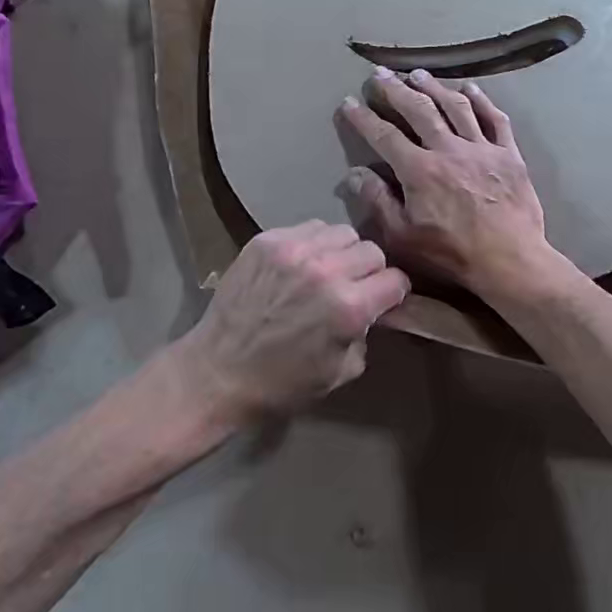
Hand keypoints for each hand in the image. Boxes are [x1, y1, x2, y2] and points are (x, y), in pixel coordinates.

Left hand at [172, 220, 408, 419]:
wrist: (214, 374)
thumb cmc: (281, 384)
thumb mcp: (341, 372)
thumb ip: (365, 335)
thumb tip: (371, 312)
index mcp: (349, 308)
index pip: (396, 280)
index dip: (393, 293)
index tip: (384, 300)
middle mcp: (327, 271)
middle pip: (373, 251)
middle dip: (370, 271)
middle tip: (353, 286)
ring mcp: (295, 251)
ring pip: (343, 233)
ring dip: (343, 252)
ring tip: (327, 270)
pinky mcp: (268, 241)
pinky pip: (310, 227)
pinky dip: (314, 243)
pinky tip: (301, 264)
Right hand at [336, 68, 553, 291]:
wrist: (509, 260)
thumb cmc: (453, 254)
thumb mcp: (404, 237)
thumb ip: (378, 202)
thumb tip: (354, 174)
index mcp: (420, 170)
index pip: (385, 136)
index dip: (364, 118)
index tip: (350, 102)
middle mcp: (449, 149)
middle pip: (419, 110)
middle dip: (396, 90)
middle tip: (381, 75)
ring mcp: (482, 148)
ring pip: (456, 107)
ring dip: (434, 87)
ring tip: (418, 74)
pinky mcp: (508, 154)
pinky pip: (495, 119)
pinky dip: (482, 100)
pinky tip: (470, 88)